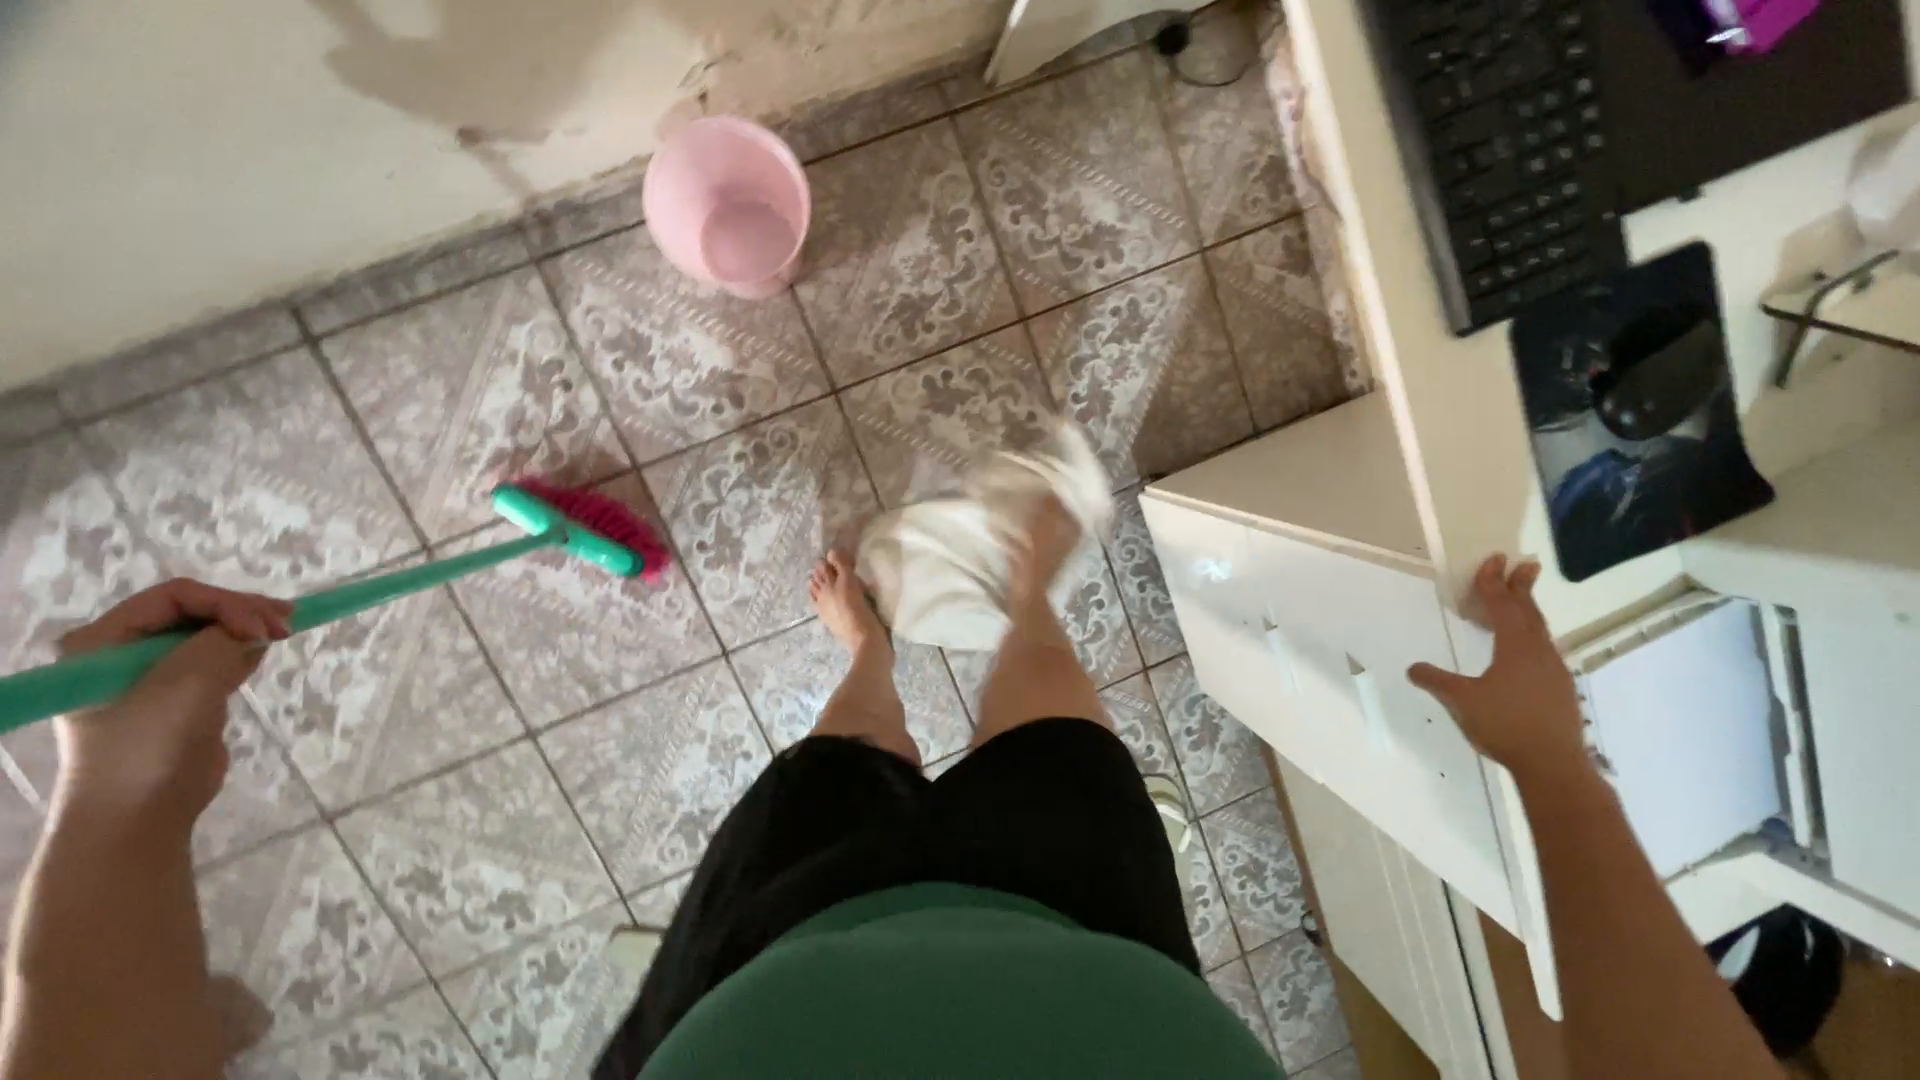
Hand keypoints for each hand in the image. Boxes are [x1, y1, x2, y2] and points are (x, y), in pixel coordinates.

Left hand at [54, 581, 291, 825]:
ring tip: (284, 634)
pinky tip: (264, 651)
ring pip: (207, 633)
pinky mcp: (176, 696)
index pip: (174, 597)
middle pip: (192, 611)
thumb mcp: (186, 686)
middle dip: (242, 613)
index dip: (226, 604)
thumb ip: (220, 644)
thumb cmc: (148, 746)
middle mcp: (120, 652)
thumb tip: (257, 627)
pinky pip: (212, 658)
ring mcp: (149, 675)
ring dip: (247, 629)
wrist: (139, 815)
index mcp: (102, 643)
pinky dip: (241, 651)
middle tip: (289, 624)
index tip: (266, 628)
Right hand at [1407, 555, 1588, 785]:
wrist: (1553, 765)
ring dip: (1529, 612)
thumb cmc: (1505, 725)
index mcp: (1516, 648)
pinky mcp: (1560, 690)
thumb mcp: (1461, 701)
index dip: (1493, 584)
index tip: (1492, 560)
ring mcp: (1554, 672)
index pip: (1503, 607)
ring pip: (1540, 632)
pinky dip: (1532, 637)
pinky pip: (1544, 650)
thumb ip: (1436, 681)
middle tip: (1524, 566)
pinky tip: (1526, 649)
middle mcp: (1540, 653)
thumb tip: (1413, 667)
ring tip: (1522, 603)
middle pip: (1530, 613)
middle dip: (1522, 588)